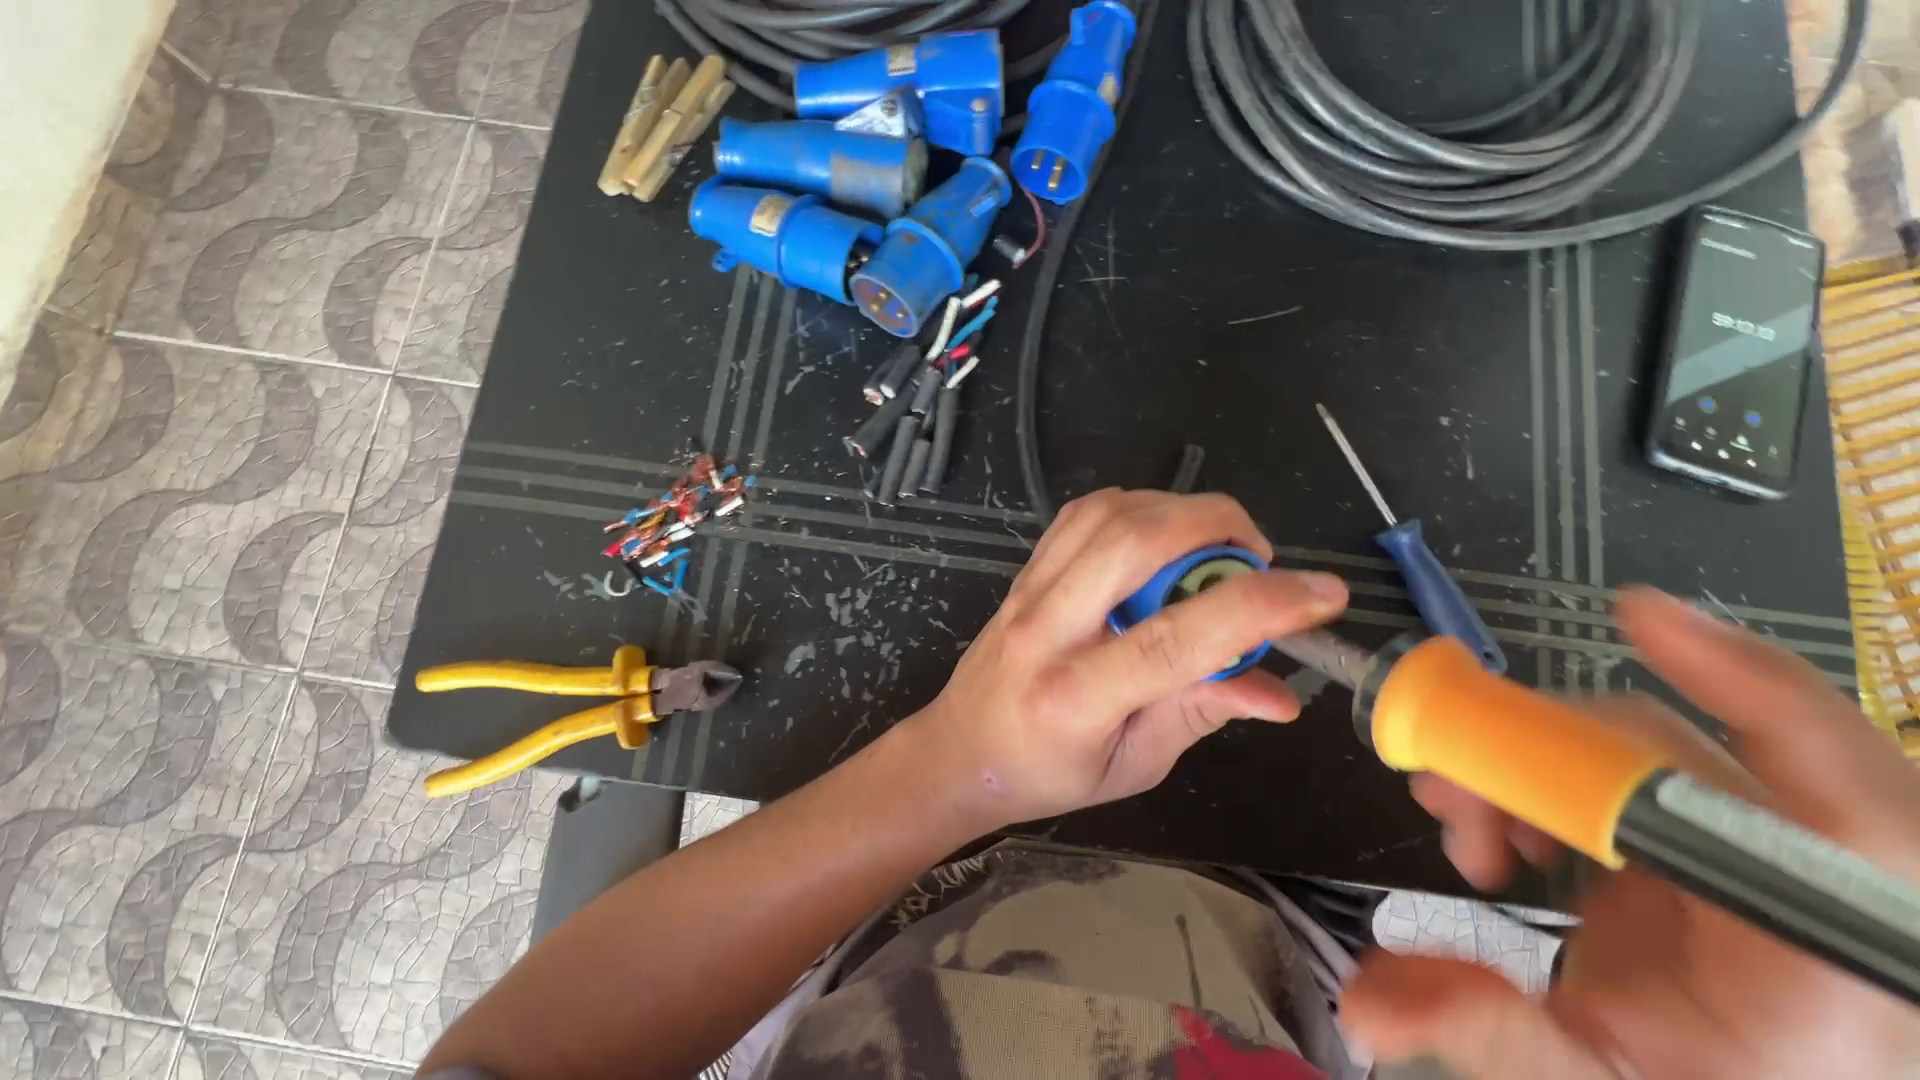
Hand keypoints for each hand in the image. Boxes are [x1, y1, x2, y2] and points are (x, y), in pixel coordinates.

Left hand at [895, 488, 1347, 832]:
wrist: (960, 751)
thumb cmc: (1048, 773)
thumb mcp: (1133, 764)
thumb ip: (1199, 715)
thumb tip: (1280, 694)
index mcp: (1077, 697)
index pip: (1176, 641)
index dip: (1258, 609)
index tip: (1323, 593)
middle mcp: (1048, 631)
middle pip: (1134, 544)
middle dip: (1216, 526)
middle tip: (1260, 554)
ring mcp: (1029, 591)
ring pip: (1108, 515)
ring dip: (1178, 510)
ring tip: (1216, 542)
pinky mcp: (1024, 570)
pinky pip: (1081, 514)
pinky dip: (1135, 506)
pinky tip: (1161, 531)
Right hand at [1341, 587, 1919, 1076]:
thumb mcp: (1589, 1079)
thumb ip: (1490, 1032)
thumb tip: (1364, 1002)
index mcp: (1819, 944)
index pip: (1834, 795)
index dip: (1750, 685)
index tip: (1635, 614)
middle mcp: (1794, 876)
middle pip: (1666, 754)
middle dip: (1531, 753)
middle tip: (1437, 786)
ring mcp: (1741, 854)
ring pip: (1625, 751)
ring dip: (1516, 769)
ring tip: (1453, 823)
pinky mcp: (1692, 846)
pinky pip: (1610, 774)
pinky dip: (1533, 786)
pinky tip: (1495, 835)